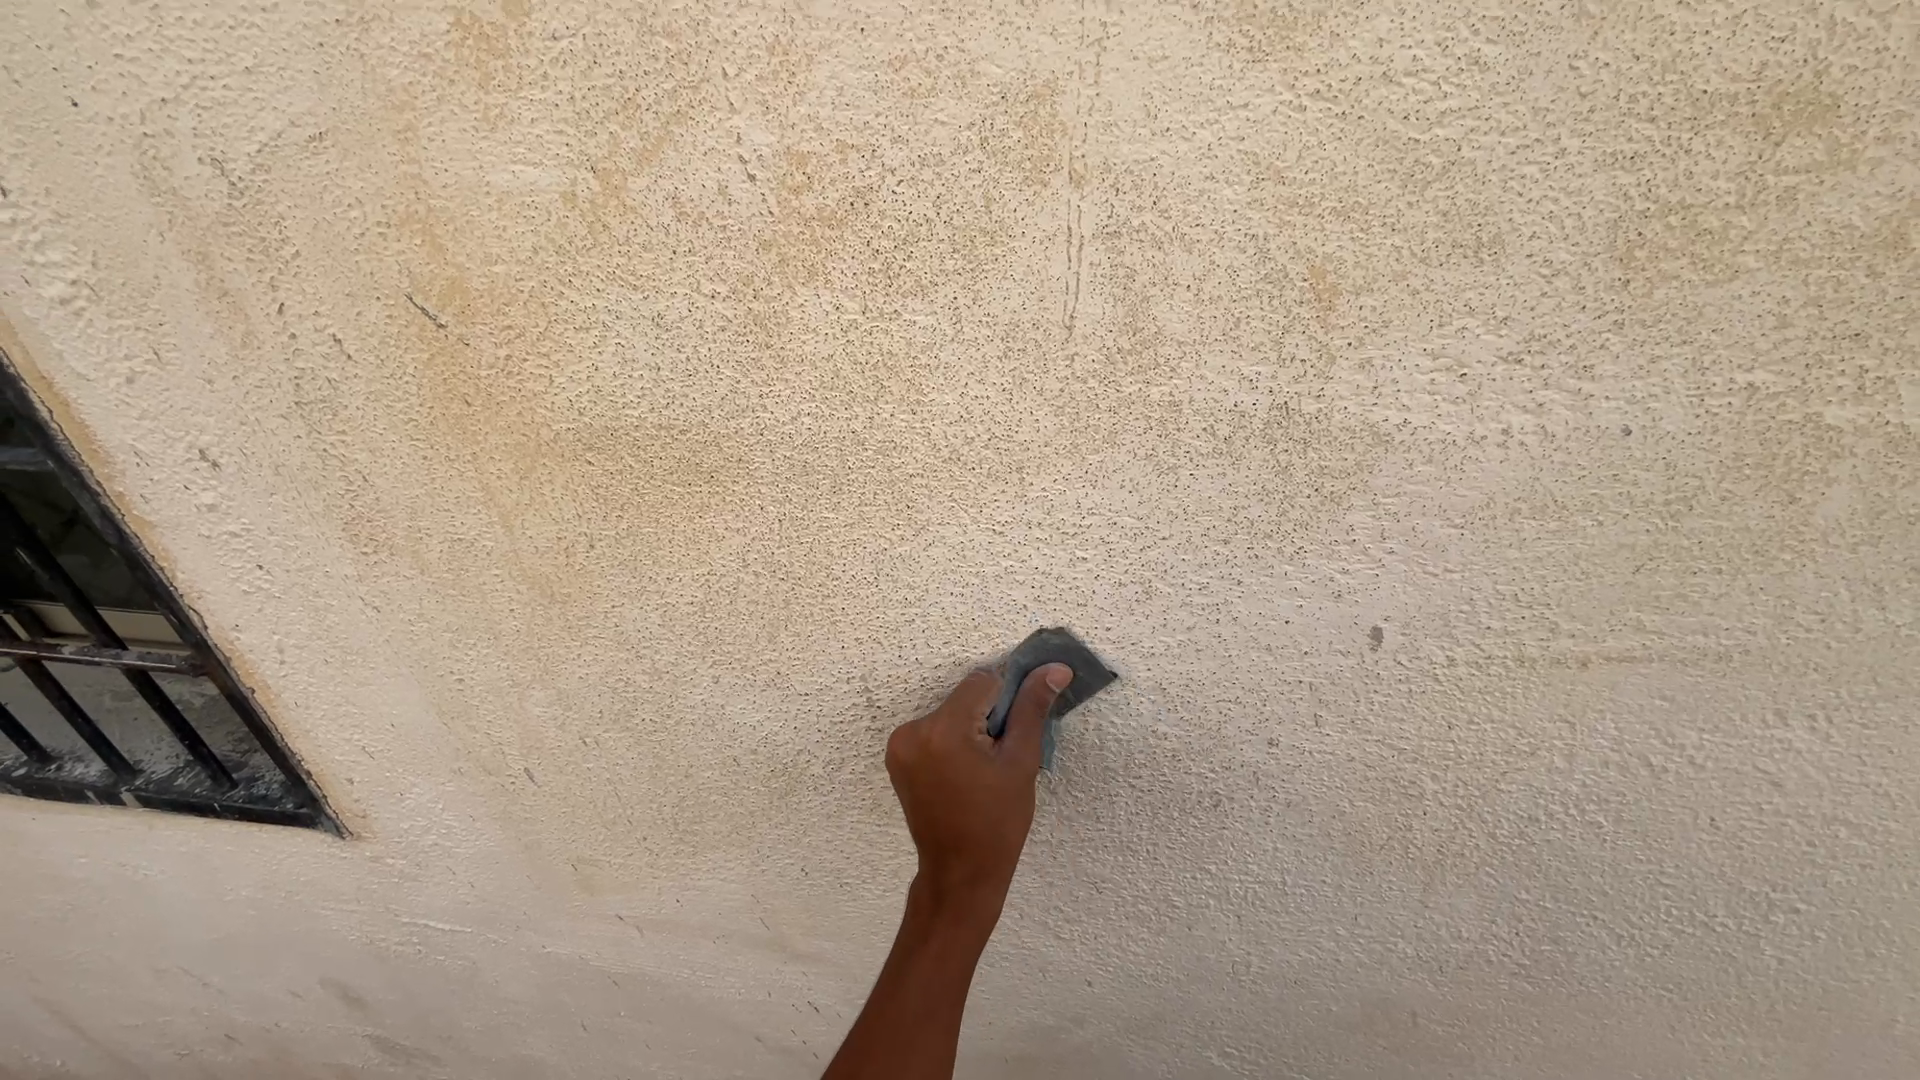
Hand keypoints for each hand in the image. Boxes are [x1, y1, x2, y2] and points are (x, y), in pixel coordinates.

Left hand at [884, 664, 1072, 914]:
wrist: (960, 872)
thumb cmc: (997, 823)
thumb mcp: (1021, 762)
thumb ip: (1033, 708)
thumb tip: (1055, 669)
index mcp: (944, 730)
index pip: (982, 681)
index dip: (1007, 700)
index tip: (1014, 732)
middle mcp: (913, 730)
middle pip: (964, 697)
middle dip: (987, 716)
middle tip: (998, 758)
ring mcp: (900, 744)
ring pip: (950, 711)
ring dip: (969, 727)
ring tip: (980, 770)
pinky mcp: (897, 755)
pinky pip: (933, 729)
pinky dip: (951, 740)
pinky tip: (963, 772)